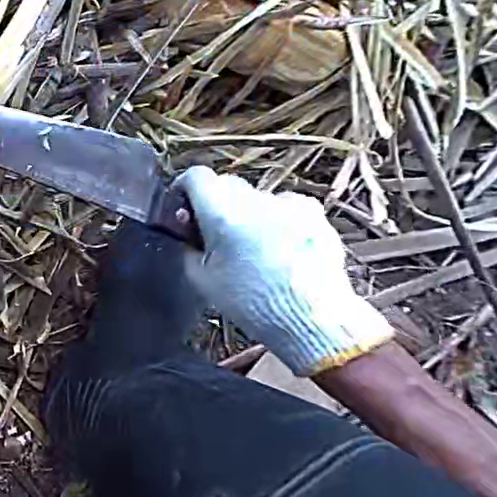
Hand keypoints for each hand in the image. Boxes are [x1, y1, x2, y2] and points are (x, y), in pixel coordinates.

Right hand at [175, 166, 393, 375]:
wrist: (312, 319)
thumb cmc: (252, 303)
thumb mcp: (201, 279)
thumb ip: (190, 246)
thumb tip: (188, 230)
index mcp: (221, 213)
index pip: (195, 176)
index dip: (184, 188)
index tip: (182, 207)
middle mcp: (254, 200)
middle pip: (225, 185)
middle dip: (214, 203)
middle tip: (212, 234)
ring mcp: (287, 204)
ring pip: (255, 197)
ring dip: (246, 213)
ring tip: (250, 248)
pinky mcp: (314, 213)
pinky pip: (284, 206)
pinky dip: (276, 219)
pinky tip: (277, 247)